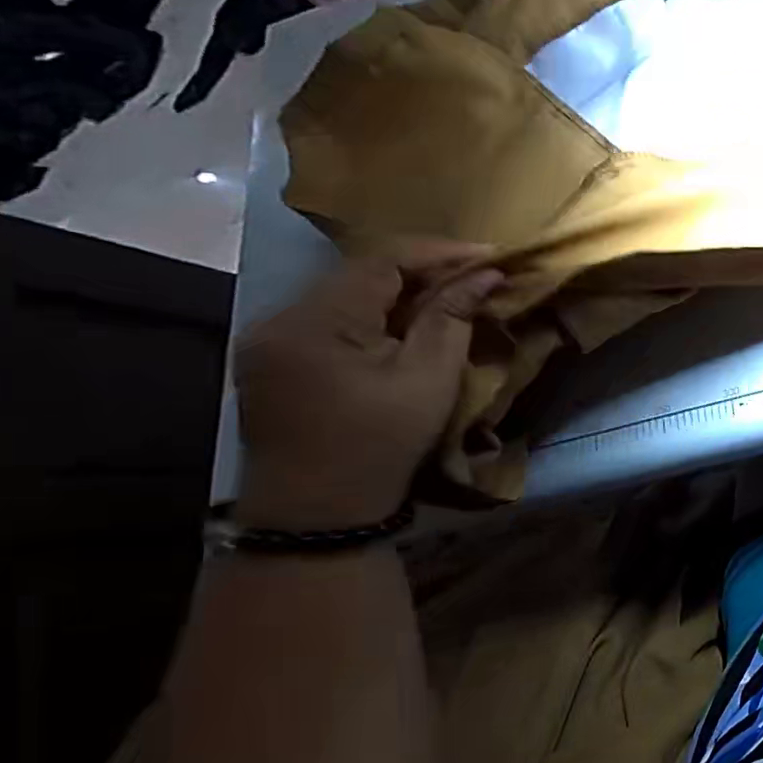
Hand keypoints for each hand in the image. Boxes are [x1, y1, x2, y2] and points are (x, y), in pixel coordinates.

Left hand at [234, 245, 502, 531]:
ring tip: (452, 294)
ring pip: (346, 293)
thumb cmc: (382, 442)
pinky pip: (332, 317)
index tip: (492, 255)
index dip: (441, 252)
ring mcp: (269, 338)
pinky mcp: (273, 358)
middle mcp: (280, 318)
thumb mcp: (430, 378)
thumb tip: (485, 274)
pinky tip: (408, 323)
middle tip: (478, 273)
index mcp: (316, 322)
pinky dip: (376, 312)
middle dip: (424, 268)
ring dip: (401, 290)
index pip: (382, 260)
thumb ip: (453, 317)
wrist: (319, 511)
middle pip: (360, 273)